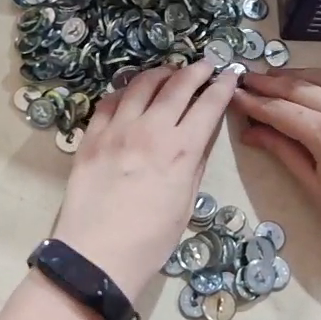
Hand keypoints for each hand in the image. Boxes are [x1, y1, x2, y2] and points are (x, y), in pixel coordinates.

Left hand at [53, 62, 238, 299]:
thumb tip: (203, 134)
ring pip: (141, 84)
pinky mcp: (92, 135)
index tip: (228, 76)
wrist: (96, 255)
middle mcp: (151, 130)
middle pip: (177, 85)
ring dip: (161, 73)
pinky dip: (126, 90)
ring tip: (169, 71)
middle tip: (204, 65)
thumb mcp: (186, 203)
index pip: (208, 104)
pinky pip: (110, 101)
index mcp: (181, 150)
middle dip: (196, 70)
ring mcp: (117, 129)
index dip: (222, 86)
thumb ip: (195, 163)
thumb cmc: (150, 240)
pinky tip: (132, 92)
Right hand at [231, 69, 320, 274]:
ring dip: (298, 75)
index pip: (282, 110)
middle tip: (245, 79)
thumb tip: (251, 131)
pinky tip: (312, 89)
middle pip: (301, 88)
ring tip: (275, 78)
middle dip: (270, 82)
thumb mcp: (313, 187)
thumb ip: (282, 151)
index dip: (254, 102)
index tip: (233, 94)